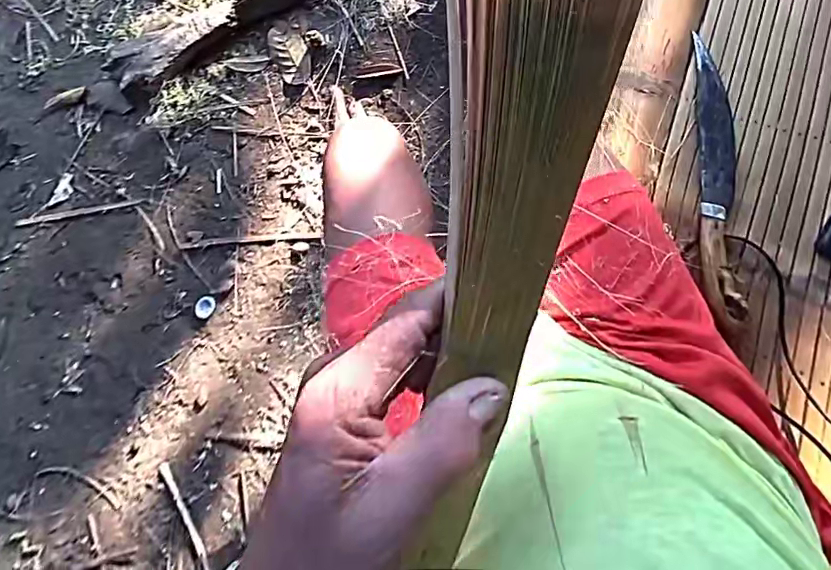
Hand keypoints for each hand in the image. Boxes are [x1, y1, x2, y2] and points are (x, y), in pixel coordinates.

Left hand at [241, 286, 505, 569]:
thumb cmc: (331, 554)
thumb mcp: (393, 506)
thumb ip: (443, 442)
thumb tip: (491, 385)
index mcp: (337, 388)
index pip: (402, 325)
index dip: (446, 302)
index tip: (489, 288)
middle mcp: (330, 376)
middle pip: (398, 333)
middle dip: (448, 325)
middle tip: (499, 325)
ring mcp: (332, 392)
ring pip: (395, 353)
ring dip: (438, 350)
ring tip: (486, 350)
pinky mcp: (337, 411)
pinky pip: (387, 378)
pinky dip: (422, 375)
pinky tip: (451, 387)